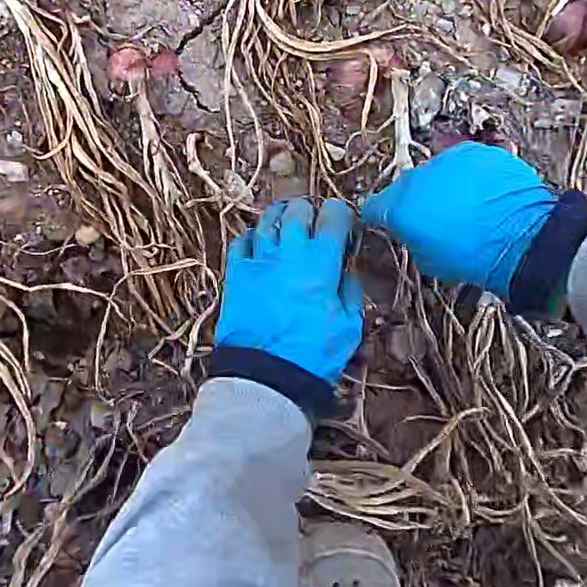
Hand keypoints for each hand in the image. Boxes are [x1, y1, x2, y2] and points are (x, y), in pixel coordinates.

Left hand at [216, 198, 363, 383]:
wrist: (266, 376)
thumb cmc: (312, 355)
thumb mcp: (348, 327)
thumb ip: (350, 293)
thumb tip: (347, 273)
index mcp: (321, 262)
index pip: (332, 216)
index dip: (341, 213)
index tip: (343, 221)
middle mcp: (288, 253)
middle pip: (297, 210)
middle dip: (309, 210)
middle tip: (314, 220)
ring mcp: (259, 261)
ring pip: (266, 220)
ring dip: (280, 216)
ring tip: (286, 221)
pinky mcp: (236, 275)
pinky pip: (241, 242)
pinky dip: (251, 237)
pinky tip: (258, 242)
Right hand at [361, 142, 554, 296]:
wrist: (520, 238)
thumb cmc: (474, 256)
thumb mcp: (428, 261)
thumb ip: (410, 237)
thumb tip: (411, 229)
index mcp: (399, 207)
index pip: (374, 206)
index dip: (380, 215)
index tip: (387, 220)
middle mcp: (417, 178)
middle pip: (406, 186)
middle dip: (416, 199)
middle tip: (435, 217)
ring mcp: (446, 161)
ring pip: (435, 171)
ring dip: (443, 185)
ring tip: (464, 206)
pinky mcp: (474, 151)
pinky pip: (464, 163)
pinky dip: (468, 175)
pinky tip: (481, 194)